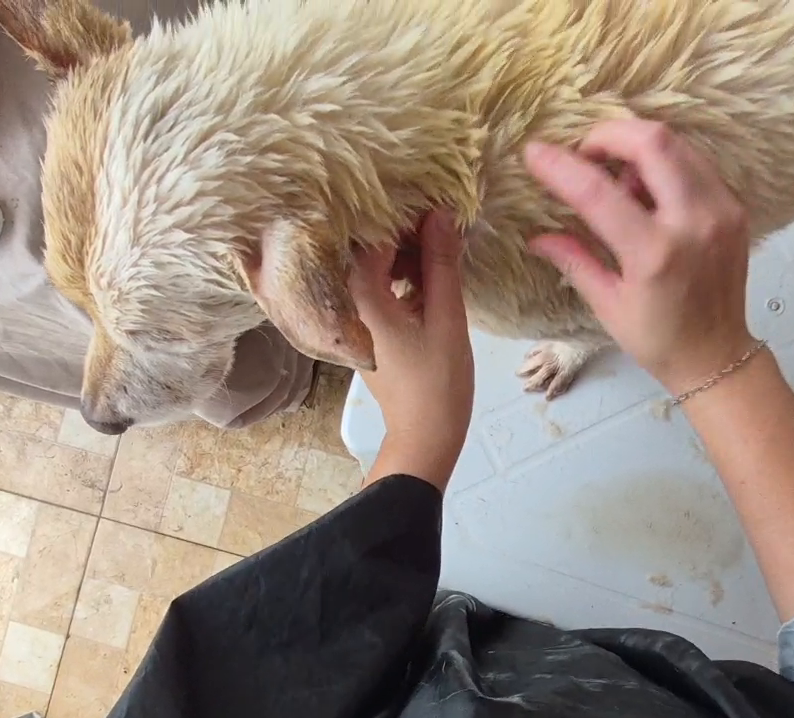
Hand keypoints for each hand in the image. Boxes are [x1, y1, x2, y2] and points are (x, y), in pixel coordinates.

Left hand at [349, 210, 474, 487]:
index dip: (407, 214)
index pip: (375, 233)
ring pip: (377, 268)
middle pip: (370, 247)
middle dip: (406, 231)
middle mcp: (347, 303)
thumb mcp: (446, 318)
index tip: (438, 203)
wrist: (425, 437)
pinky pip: (381, 289)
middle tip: (445, 221)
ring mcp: (355, 318)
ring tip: (443, 246)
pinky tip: (432, 275)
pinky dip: (403, 278)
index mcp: (360, 296)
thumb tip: (441, 213)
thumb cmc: (438, 383)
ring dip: (407, 254)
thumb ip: (441, 263)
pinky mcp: (368, 330)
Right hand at [525, 119, 755, 396]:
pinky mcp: (735, 207)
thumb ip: (574, 260)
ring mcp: (721, 211)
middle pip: (651, 142)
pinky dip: (666, 164)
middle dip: (608, 135)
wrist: (716, 355)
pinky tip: (648, 192)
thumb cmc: (657, 339)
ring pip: (677, 144)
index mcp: (655, 255)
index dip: (562, 167)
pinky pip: (696, 163)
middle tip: (584, 154)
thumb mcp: (608, 305)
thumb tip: (536, 236)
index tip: (535, 153)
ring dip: (638, 148)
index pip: (599, 193)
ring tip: (617, 178)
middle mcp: (693, 223)